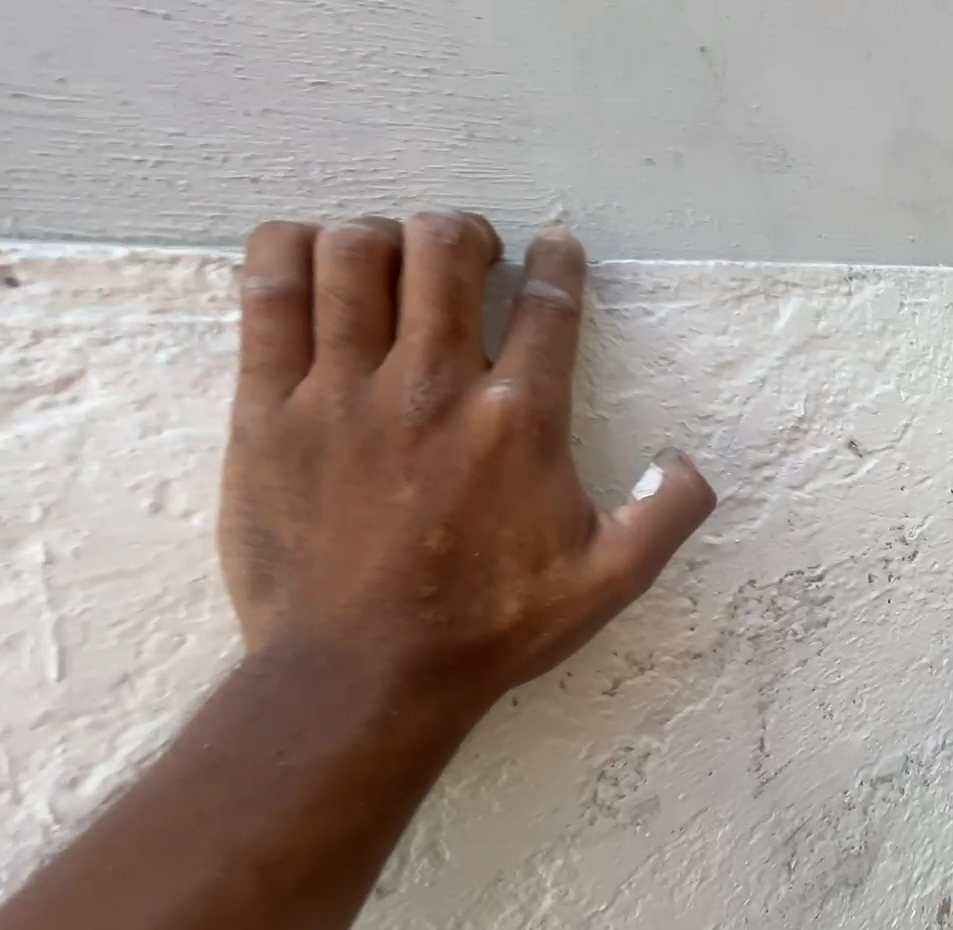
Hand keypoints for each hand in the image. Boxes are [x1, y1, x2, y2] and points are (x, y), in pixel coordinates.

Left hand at [220, 210, 713, 711]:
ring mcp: (343, 392)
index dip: (558, 263)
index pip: (547, 307)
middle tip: (476, 250)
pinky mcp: (268, 408)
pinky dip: (293, 254)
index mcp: (522, 423)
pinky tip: (316, 263)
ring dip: (385, 235)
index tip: (557, 247)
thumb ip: (670, 513)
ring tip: (399, 258)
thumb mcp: (614, 580)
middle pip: (445, 252)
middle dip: (468, 232)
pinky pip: (269, 292)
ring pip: (352, 254)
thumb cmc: (495, 624)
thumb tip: (685, 459)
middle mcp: (434, 388)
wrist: (365, 674)